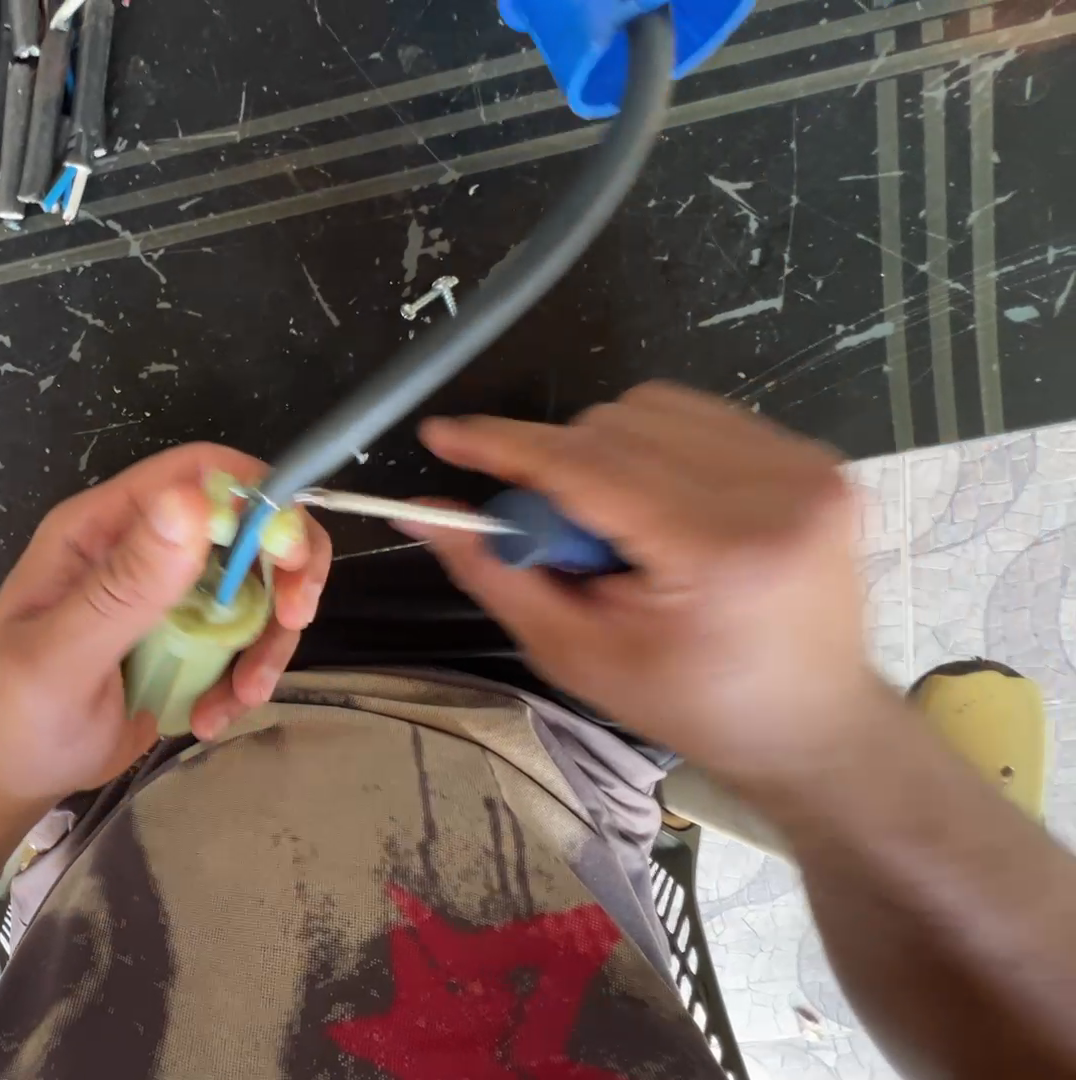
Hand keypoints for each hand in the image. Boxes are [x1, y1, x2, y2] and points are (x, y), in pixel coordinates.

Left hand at [0, 443, 331, 803]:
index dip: (254, 498)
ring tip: (242, 697)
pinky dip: (247, 675)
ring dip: (267, 640)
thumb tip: (192, 502)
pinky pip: (245, 636)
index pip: (192, 473)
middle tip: (293, 621)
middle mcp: (140, 546)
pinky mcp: (189, 635)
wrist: (23, 772)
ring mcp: (168, 592)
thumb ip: (125, 585)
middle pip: (243, 524)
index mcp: (99, 528)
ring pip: (256, 585)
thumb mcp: (64, 654)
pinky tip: (213, 716)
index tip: (289, 555)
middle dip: (282, 570)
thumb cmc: (23, 714)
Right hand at [405, 381, 888, 781]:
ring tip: (606, 523)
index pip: (585, 465)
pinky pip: (691, 415)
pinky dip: (642, 447)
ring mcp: (805, 466)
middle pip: (610, 428)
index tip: (440, 435)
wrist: (811, 723)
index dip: (501, 446)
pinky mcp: (815, 458)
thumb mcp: (567, 648)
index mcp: (719, 551)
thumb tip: (417, 511)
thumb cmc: (684, 701)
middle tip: (552, 536)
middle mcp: (777, 490)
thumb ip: (489, 569)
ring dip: (596, 453)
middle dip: (553, 469)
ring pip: (647, 409)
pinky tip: (648, 503)